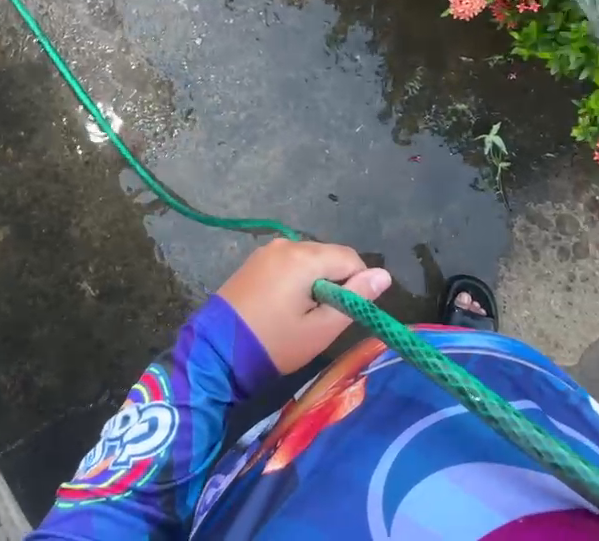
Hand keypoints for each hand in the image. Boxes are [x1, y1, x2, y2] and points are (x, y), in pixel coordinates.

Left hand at [217, 239, 392, 373]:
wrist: (213, 355)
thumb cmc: (273, 344)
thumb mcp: (320, 329)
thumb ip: (355, 299)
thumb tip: (384, 275)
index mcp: (305, 256)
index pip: (351, 258)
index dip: (357, 284)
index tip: (343, 314)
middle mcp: (287, 243)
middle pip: (329, 256)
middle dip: (335, 282)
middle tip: (320, 319)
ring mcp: (267, 251)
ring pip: (309, 259)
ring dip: (314, 281)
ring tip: (300, 315)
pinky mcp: (254, 262)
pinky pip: (288, 263)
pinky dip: (295, 280)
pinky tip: (283, 307)